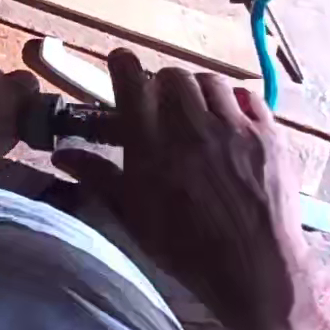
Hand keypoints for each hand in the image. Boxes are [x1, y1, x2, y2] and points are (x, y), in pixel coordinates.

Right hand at [53, 50, 329, 329]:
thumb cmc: (183, 245)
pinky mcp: (269, 136)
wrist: (254, 268)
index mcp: (151, 146)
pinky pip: (249, 97)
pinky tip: (228, 118)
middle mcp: (190, 127)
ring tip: (193, 107)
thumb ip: (97, 177)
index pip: (133, 84)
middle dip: (161, 81)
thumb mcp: (131, 213)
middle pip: (173, 76)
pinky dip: (233, 99)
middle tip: (158, 99)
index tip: (120, 61)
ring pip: (210, 82)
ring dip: (195, 88)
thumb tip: (60, 156)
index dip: (123, 65)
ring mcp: (234, 129)